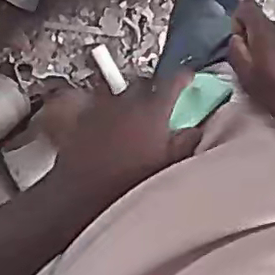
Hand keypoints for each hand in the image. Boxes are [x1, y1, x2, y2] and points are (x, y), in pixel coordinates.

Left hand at [45, 73, 201, 201]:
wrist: (84, 197)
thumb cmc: (129, 181)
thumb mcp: (169, 163)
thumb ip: (186, 142)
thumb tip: (194, 132)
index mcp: (152, 109)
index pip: (172, 81)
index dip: (183, 77)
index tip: (187, 78)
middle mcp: (125, 102)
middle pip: (143, 82)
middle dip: (153, 87)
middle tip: (161, 100)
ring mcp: (100, 109)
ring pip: (118, 92)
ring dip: (128, 98)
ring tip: (134, 113)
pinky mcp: (80, 121)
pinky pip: (97, 106)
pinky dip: (107, 112)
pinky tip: (110, 128)